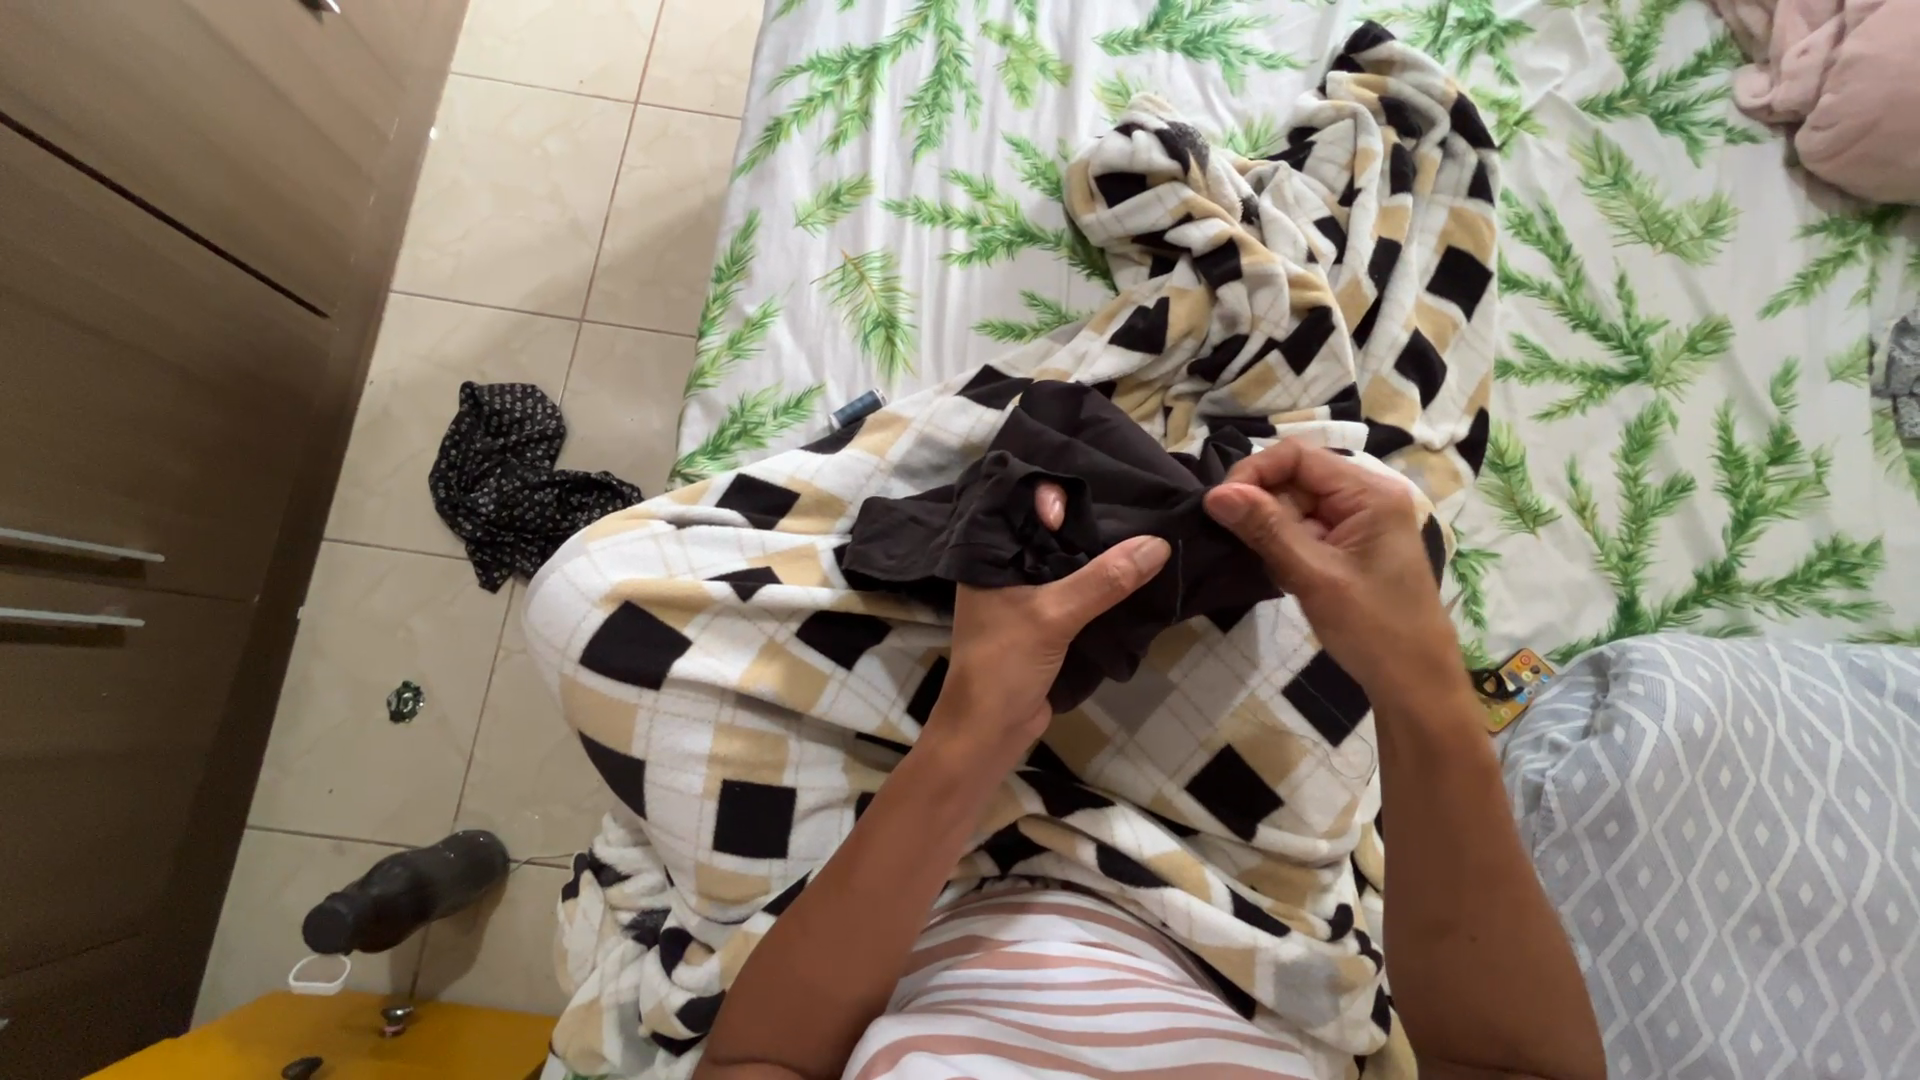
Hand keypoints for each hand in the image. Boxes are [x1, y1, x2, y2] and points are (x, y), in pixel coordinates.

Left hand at [922, 482, 1170, 775]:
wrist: (988, 733)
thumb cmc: (1003, 665)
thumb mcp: (1052, 616)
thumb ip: (1102, 580)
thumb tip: (1157, 544)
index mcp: (989, 555)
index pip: (1022, 505)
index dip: (1060, 495)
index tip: (1105, 490)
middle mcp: (1004, 569)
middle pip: (1051, 534)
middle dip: (1090, 524)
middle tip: (1139, 506)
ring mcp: (1025, 597)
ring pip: (1067, 565)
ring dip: (1099, 558)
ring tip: (1147, 534)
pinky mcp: (1044, 624)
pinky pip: (1076, 594)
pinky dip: (1101, 588)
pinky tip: (1137, 576)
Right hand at [1202, 440, 1465, 709]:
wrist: (1413, 683)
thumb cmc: (1373, 628)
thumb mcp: (1314, 576)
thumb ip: (1265, 530)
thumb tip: (1215, 495)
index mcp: (1369, 493)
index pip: (1296, 456)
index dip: (1253, 473)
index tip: (1222, 506)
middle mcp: (1365, 497)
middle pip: (1293, 478)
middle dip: (1261, 506)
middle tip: (1242, 544)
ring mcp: (1357, 523)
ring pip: (1292, 505)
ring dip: (1270, 531)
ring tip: (1268, 566)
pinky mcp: (1347, 546)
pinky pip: (1302, 530)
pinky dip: (1283, 548)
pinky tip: (1282, 575)